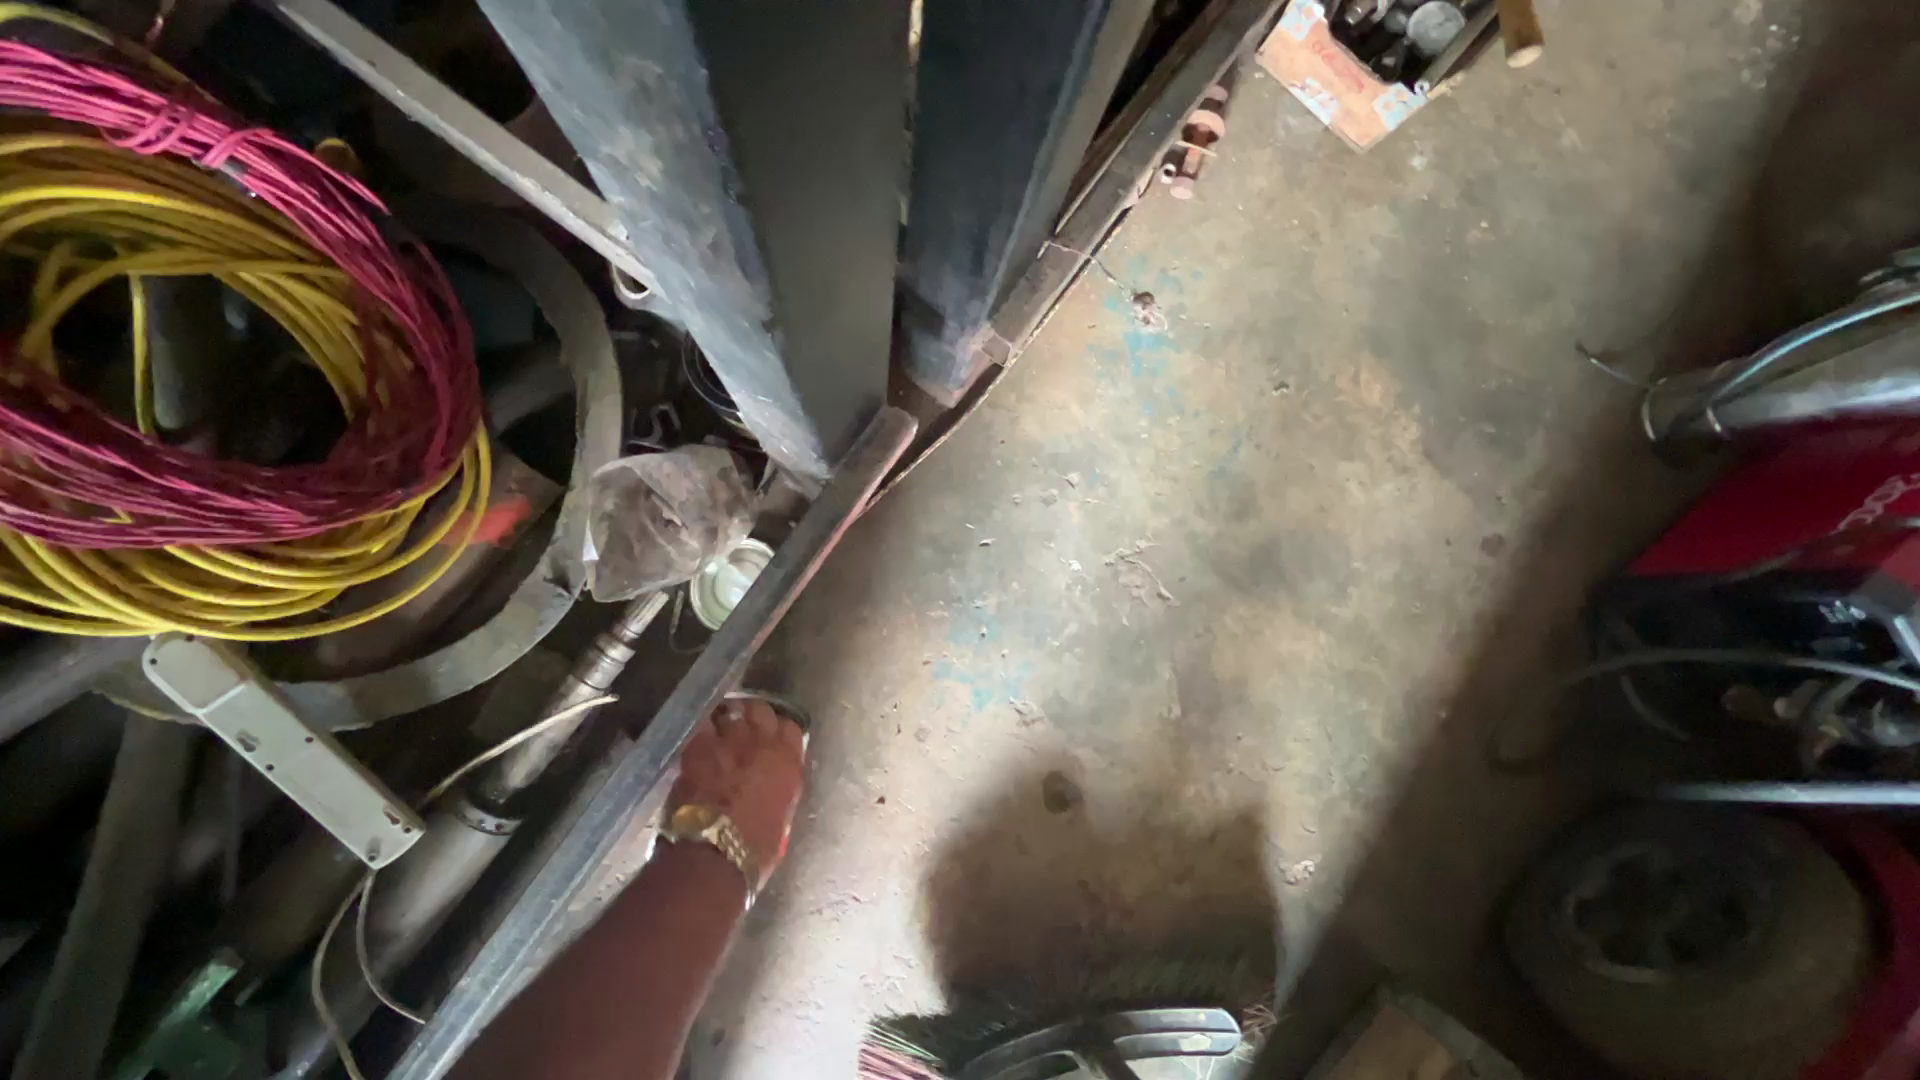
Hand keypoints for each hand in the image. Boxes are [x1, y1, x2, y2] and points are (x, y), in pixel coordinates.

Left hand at [667, 698, 805, 887]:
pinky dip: (701, 728)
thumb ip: (779, 789)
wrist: (714, 857)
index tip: (770, 738)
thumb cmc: (754, 850)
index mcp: (788, 762)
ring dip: (726, 718)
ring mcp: (730, 741)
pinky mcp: (699, 747)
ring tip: (719, 728)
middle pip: (760, 710)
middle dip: (752, 716)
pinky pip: (702, 724)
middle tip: (743, 729)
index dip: (777, 731)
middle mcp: (763, 743)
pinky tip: (698, 736)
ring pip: (731, 710)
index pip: (789, 727)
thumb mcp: (781, 816)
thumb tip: (770, 784)